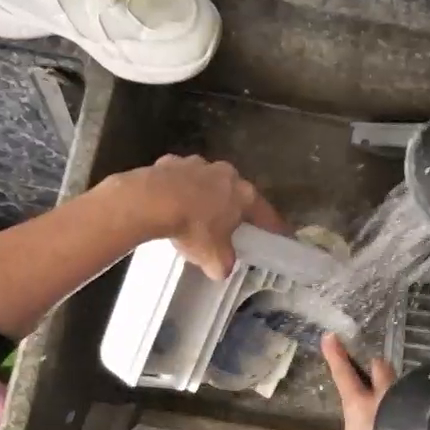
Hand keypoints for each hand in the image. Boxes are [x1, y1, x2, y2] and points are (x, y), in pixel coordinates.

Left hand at [93, 154, 287, 279]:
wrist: (151, 202)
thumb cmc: (194, 229)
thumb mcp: (215, 259)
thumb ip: (224, 264)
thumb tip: (221, 268)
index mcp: (245, 195)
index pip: (267, 214)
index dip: (273, 228)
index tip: (278, 236)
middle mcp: (226, 174)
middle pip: (236, 194)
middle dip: (234, 209)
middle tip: (228, 228)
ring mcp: (197, 164)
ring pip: (207, 183)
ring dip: (205, 197)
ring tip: (194, 217)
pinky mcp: (170, 162)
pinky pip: (179, 179)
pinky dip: (178, 191)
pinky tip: (169, 206)